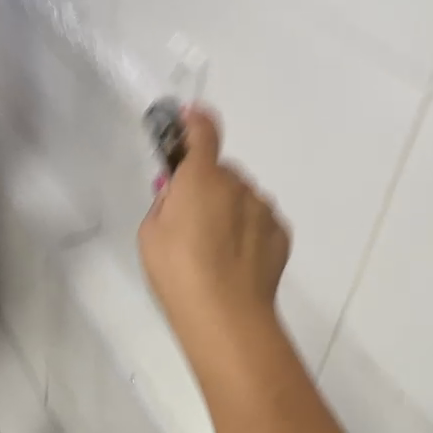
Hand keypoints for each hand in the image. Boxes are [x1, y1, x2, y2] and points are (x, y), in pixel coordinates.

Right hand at [139, 106, 290, 334]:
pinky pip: (259, 221)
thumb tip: (178, 194)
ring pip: (242, 198)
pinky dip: (247, 231)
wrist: (226, 315)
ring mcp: (264, 210)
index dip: (195, 121)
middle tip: (188, 220)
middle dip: (206, 186)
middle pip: (220, 172)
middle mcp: (238, 185)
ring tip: (213, 250)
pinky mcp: (281, 235)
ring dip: (228, 210)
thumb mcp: (150, 233)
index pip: (203, 133)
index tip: (190, 117)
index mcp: (201, 178)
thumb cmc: (178, 271)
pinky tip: (234, 261)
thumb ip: (165, 204)